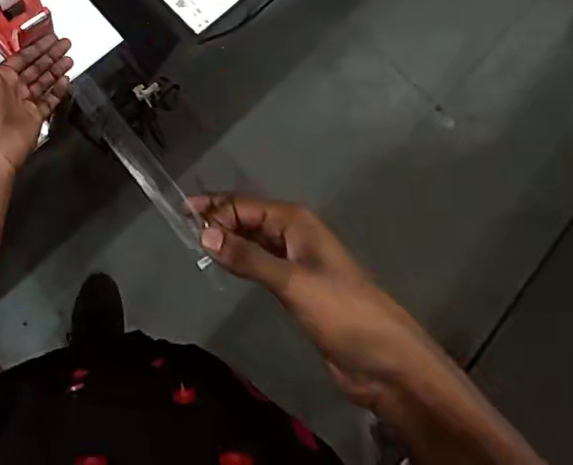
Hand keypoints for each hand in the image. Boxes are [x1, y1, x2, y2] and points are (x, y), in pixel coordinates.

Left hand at [0, 27, 71, 175]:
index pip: (21, 57)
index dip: (36, 47)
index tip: (49, 37)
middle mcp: (12, 89)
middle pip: (36, 67)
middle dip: (51, 54)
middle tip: (65, 43)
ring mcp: (25, 103)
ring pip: (45, 81)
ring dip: (57, 69)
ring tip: (70, 58)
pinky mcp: (36, 117)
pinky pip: (50, 100)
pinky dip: (59, 90)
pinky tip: (67, 80)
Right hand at [191, 194, 453, 408]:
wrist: (391, 367)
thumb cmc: (344, 313)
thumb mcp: (292, 282)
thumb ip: (246, 257)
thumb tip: (201, 233)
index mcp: (296, 221)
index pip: (243, 205)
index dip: (213, 210)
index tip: (182, 220)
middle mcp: (294, 233)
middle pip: (245, 217)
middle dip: (215, 219)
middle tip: (181, 228)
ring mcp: (295, 259)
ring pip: (250, 238)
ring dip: (225, 239)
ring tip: (193, 244)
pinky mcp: (295, 285)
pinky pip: (258, 261)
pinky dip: (237, 258)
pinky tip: (221, 264)